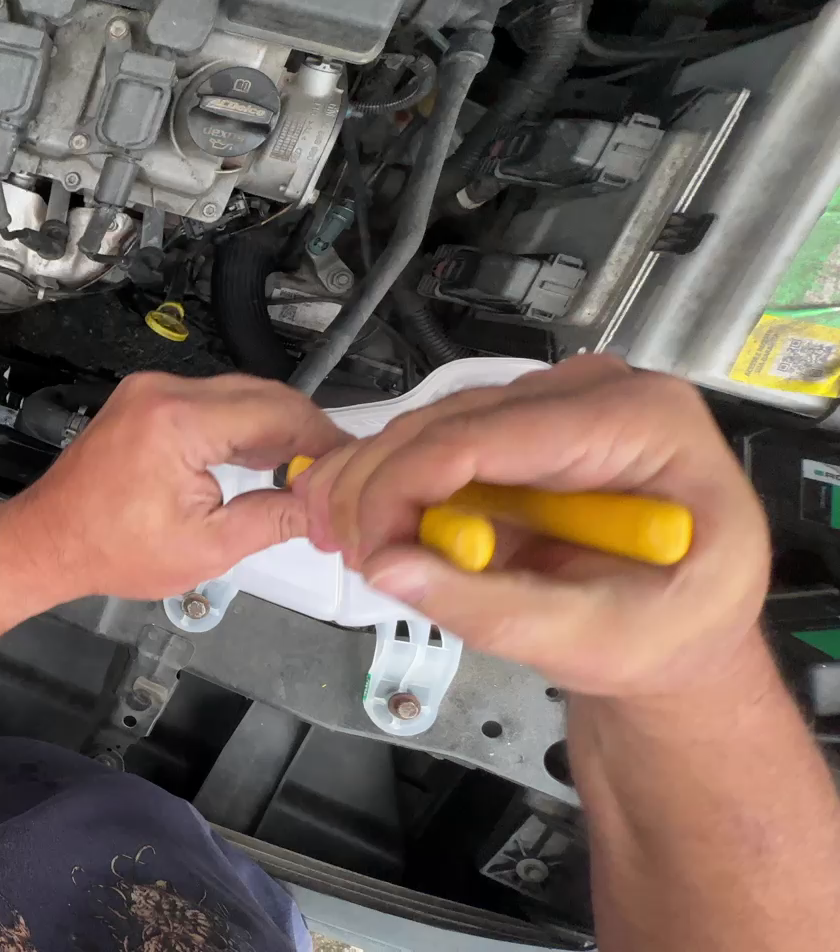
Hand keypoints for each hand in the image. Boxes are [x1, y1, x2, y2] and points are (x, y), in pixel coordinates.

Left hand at [0, 372, 346, 604]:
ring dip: (271, 428)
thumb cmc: (108, 548)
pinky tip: (255, 458)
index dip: (323, 441)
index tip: (348, 468)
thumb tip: (323, 506)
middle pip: (260, 395)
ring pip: (236, 395)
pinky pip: (207, 402)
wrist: (49, 540)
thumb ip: (275, 518)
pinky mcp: (140, 402)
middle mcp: (159, 393)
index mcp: (176, 421)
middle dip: (302, 433)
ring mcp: (146, 392)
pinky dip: (237, 426)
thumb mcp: (207, 546)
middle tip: (330, 476)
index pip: (279, 412)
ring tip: (298, 473)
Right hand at [293, 355, 770, 698]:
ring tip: (354, 549)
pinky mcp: (500, 419)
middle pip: (431, 429)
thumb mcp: (591, 639)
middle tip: (355, 561)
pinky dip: (371, 482)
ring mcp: (537, 399)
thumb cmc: (661, 635)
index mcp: (635, 423)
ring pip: (407, 432)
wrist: (675, 627)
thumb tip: (382, 570)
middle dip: (372, 496)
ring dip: (362, 490)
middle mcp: (582, 391)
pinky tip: (358, 523)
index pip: (473, 437)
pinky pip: (411, 440)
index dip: (398, 492)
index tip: (369, 559)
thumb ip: (489, 607)